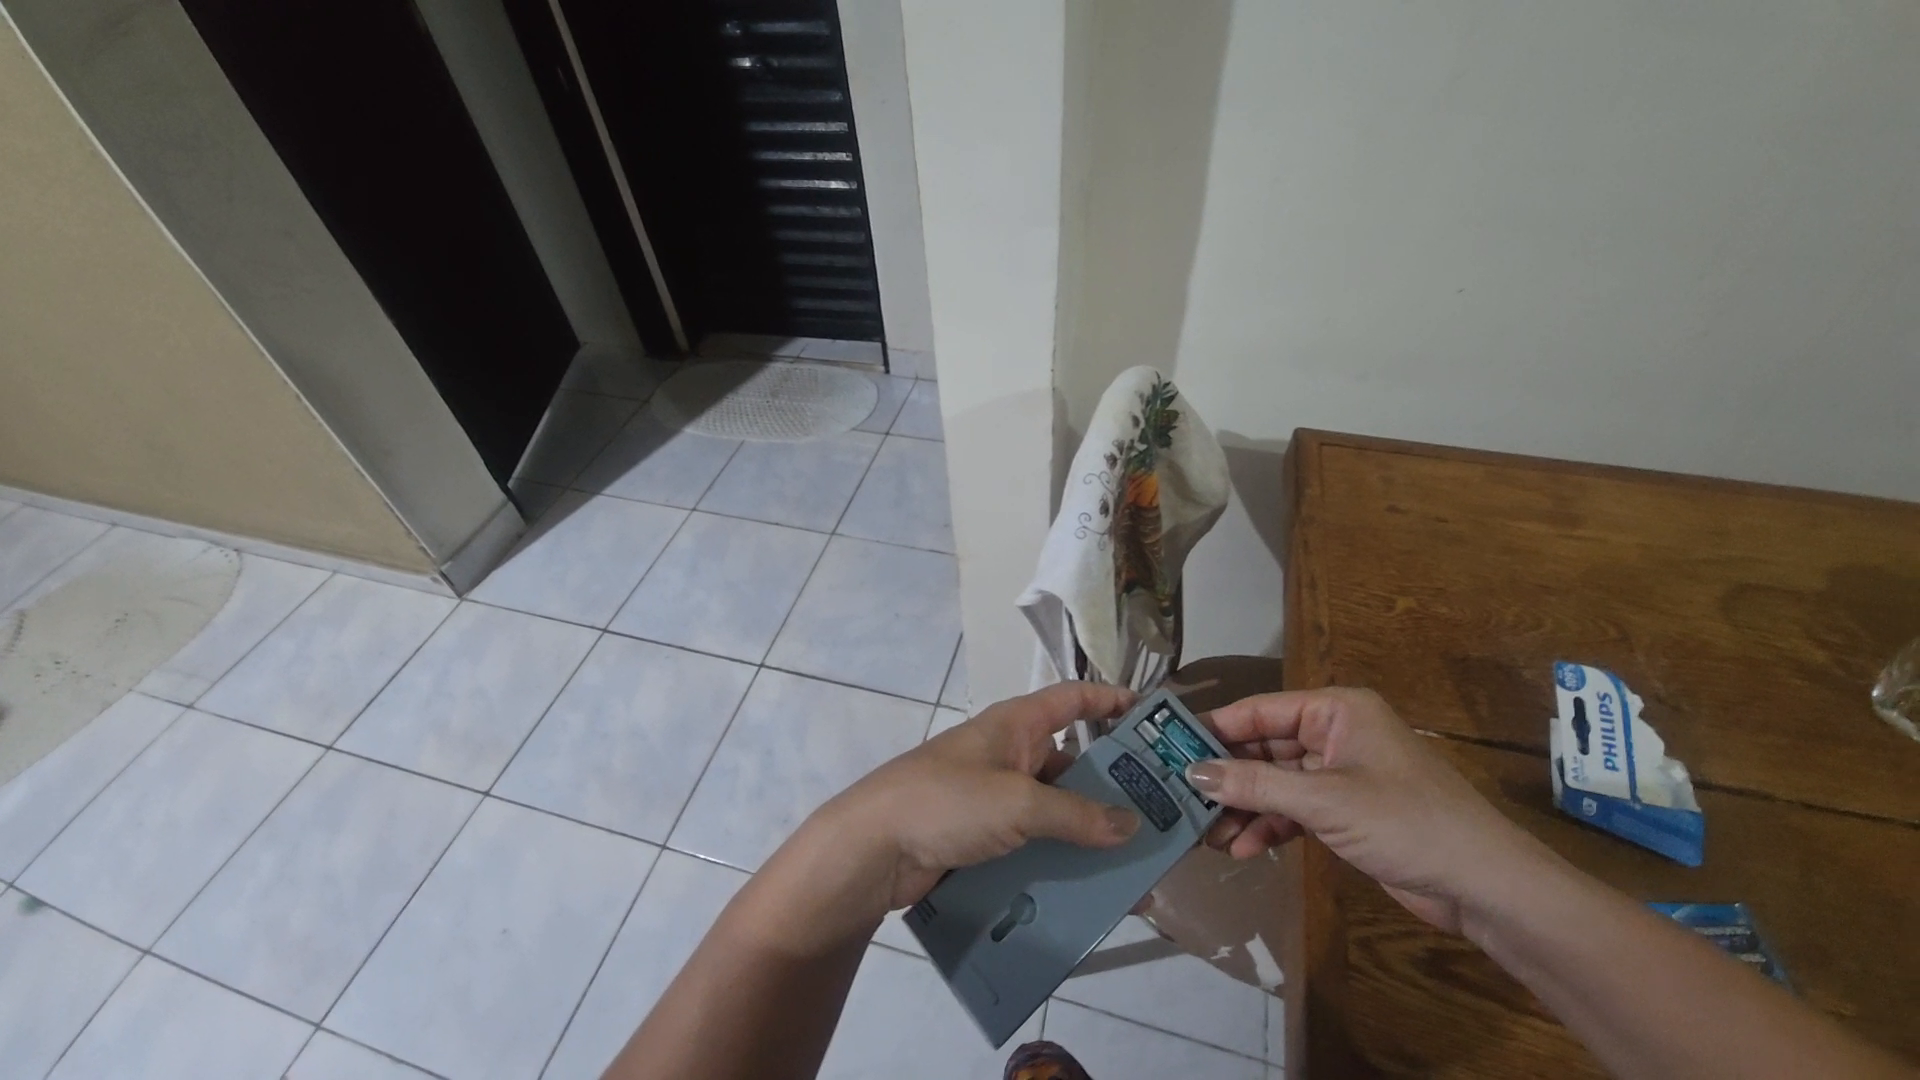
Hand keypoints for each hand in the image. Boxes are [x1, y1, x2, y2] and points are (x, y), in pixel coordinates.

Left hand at [807, 682, 1143, 919]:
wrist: (873, 848)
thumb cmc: (947, 802)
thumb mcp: (1018, 803)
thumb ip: (1077, 814)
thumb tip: (1132, 825)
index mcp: (1015, 725)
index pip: (1072, 699)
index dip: (1110, 700)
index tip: (1150, 716)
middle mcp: (1008, 754)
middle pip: (1070, 761)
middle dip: (1110, 783)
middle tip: (1158, 810)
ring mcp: (993, 796)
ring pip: (1053, 807)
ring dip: (1086, 829)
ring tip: (1132, 857)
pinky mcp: (981, 835)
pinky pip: (1032, 840)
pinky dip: (1057, 856)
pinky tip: (1086, 883)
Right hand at [1188, 688, 1545, 932]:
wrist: (1484, 885)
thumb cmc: (1405, 822)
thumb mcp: (1323, 800)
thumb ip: (1255, 785)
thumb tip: (1192, 772)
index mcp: (1337, 710)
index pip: (1260, 710)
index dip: (1215, 729)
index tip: (1168, 748)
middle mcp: (1336, 734)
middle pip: (1264, 748)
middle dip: (1227, 778)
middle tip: (1182, 799)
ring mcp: (1341, 774)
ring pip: (1276, 782)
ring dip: (1244, 808)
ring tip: (1207, 834)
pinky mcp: (1346, 811)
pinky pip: (1294, 809)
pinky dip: (1270, 827)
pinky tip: (1243, 849)